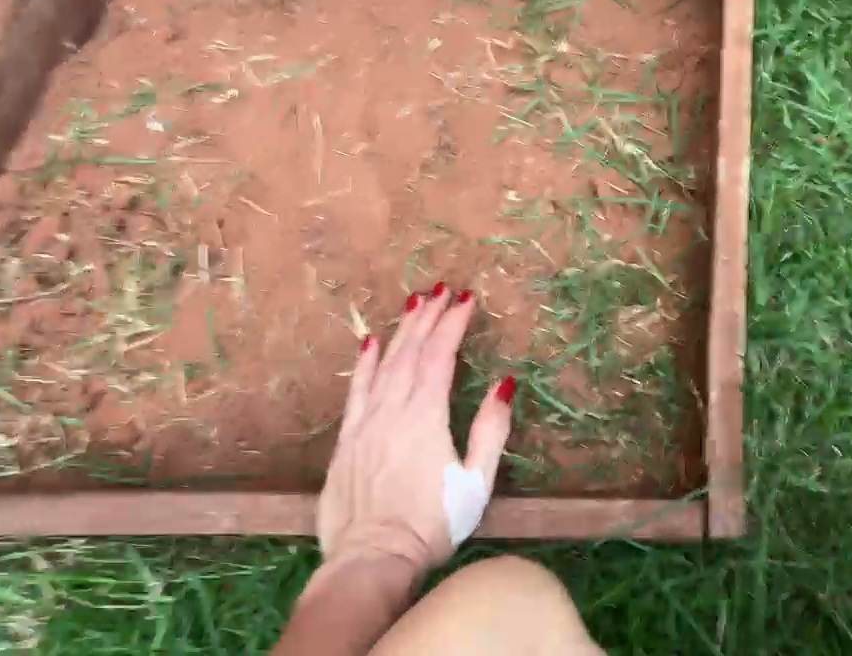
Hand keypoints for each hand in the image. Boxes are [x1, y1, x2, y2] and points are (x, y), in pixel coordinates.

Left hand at [318, 282, 516, 574]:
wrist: (370, 562)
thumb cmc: (432, 524)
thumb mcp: (475, 482)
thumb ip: (491, 430)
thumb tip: (504, 385)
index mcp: (426, 416)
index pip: (441, 356)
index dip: (454, 324)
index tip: (468, 299)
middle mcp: (393, 410)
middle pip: (412, 352)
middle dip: (429, 317)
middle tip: (444, 289)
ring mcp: (365, 423)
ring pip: (384, 364)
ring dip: (401, 330)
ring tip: (415, 302)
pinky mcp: (347, 440)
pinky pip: (356, 390)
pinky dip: (364, 363)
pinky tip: (369, 342)